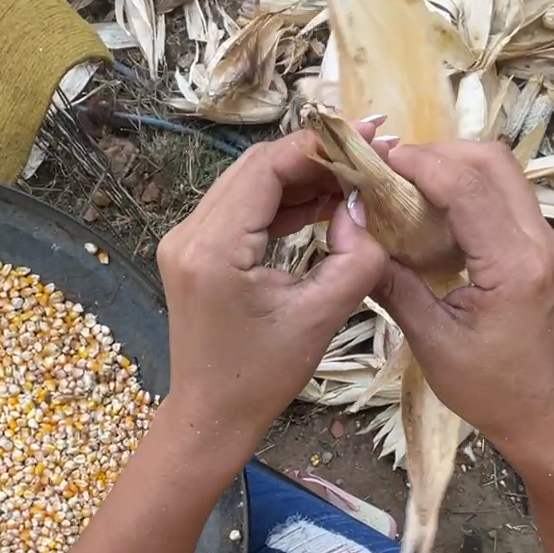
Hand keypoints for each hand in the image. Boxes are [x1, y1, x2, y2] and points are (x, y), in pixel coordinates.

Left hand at [155, 130, 388, 468]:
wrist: (212, 414)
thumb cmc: (262, 377)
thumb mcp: (320, 317)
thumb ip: (355, 255)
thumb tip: (364, 203)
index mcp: (213, 248)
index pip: (268, 167)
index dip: (322, 146)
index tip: (370, 138)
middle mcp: (188, 235)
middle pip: (255, 168)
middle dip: (313, 158)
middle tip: (367, 157)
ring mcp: (184, 243)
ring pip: (246, 186)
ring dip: (297, 181)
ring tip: (351, 183)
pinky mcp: (191, 254)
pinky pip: (238, 211)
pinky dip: (278, 206)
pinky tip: (318, 207)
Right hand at [372, 141, 553, 467]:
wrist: (538, 412)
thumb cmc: (486, 388)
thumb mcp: (431, 341)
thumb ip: (395, 287)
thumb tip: (357, 242)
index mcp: (512, 265)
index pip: (467, 188)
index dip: (421, 165)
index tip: (380, 160)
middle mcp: (537, 241)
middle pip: (493, 162)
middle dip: (439, 152)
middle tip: (390, 167)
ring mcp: (543, 242)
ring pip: (502, 173)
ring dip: (454, 166)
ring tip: (406, 182)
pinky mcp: (537, 249)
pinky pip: (504, 197)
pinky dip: (467, 188)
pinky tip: (432, 209)